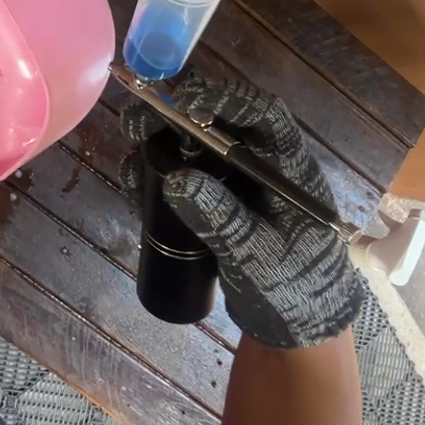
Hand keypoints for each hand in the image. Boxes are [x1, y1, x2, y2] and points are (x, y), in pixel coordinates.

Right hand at [121, 74, 360, 348]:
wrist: (295, 326)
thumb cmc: (295, 289)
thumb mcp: (260, 257)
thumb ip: (223, 219)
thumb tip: (176, 180)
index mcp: (288, 166)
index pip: (261, 114)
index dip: (223, 98)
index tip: (183, 102)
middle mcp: (258, 163)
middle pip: (216, 121)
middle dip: (174, 113)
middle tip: (136, 118)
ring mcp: (231, 182)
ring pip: (191, 144)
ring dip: (157, 138)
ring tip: (129, 144)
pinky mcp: (209, 200)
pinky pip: (177, 174)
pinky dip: (152, 171)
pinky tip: (134, 182)